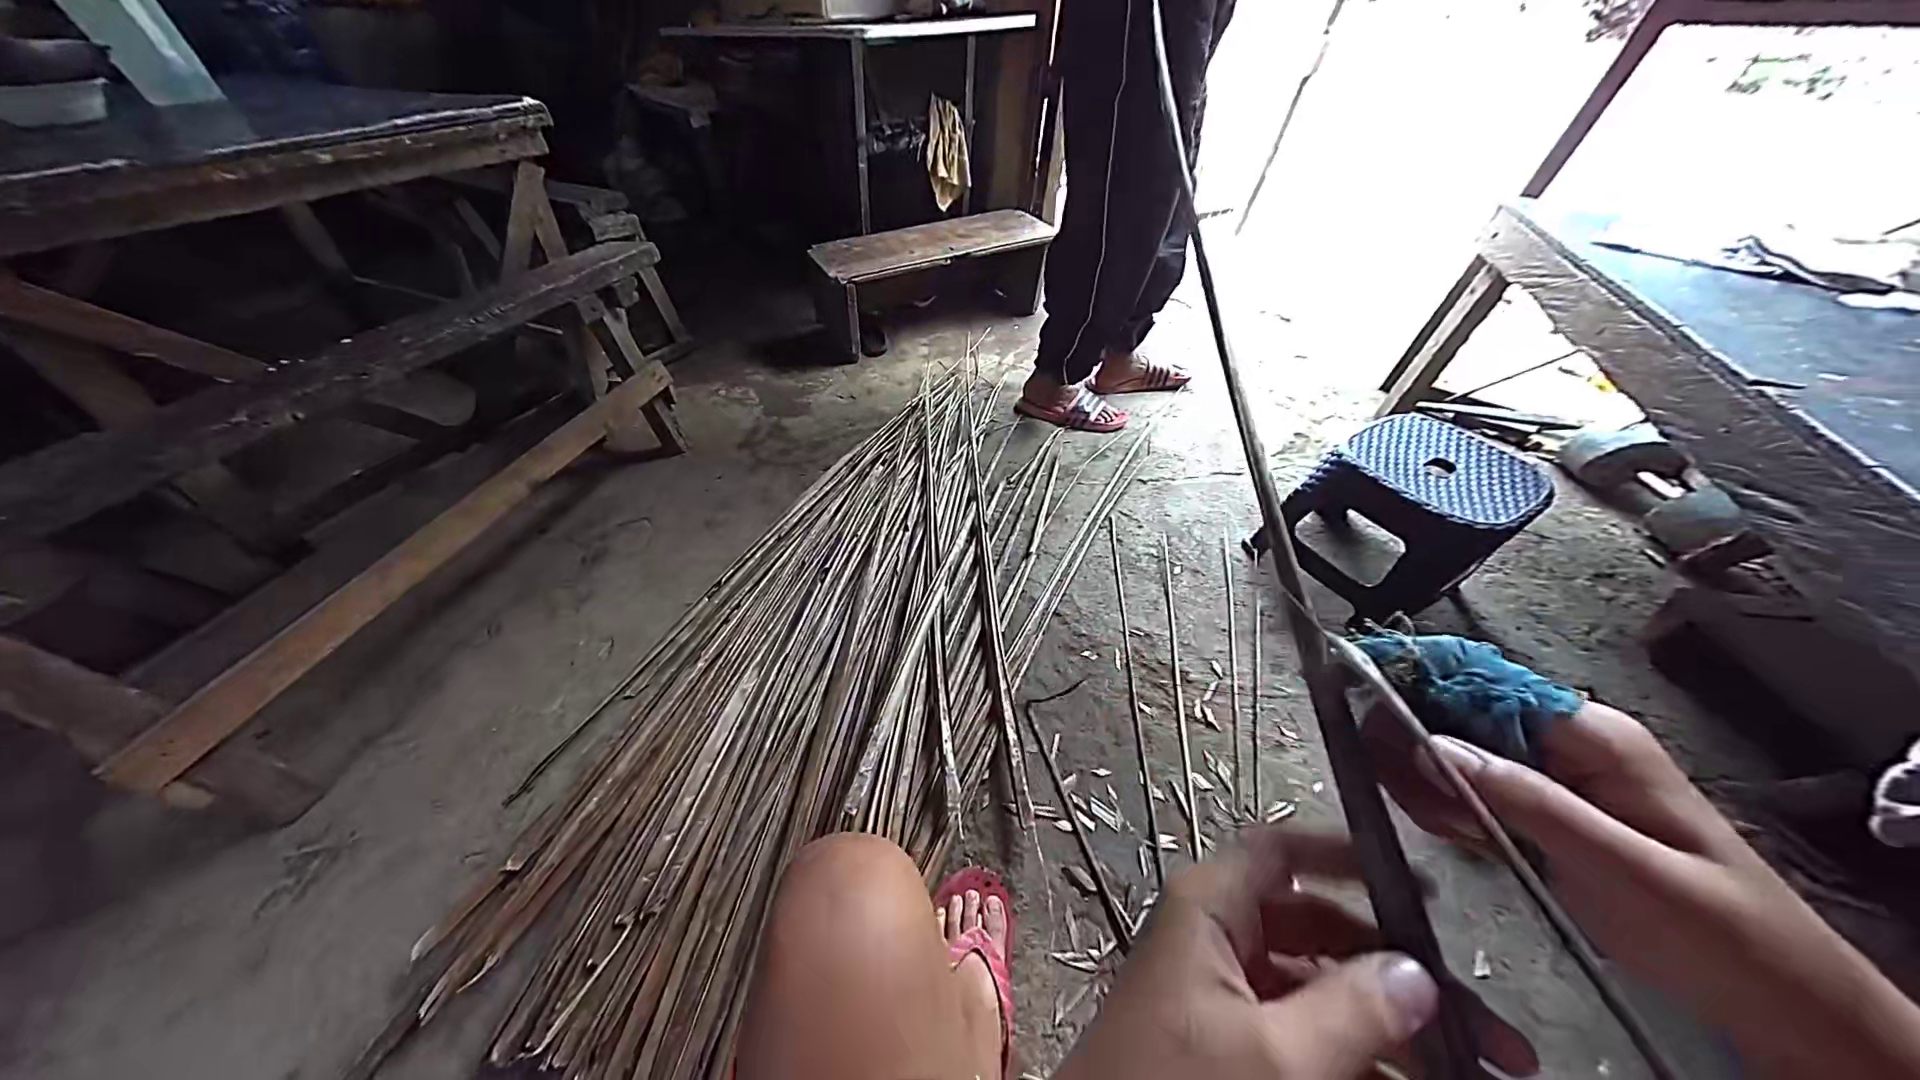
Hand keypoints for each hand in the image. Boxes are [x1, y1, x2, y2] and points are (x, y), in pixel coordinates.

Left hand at [1054, 828, 1536, 1079]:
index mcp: (1211, 906)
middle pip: (1316, 927)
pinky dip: (1354, 1055)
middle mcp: (1216, 933)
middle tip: (1489, 1031)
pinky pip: (1299, 1030)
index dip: (1345, 856)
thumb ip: (1352, 1010)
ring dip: (1388, 1025)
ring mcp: (1221, 987)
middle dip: (1396, 970)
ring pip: (1316, 986)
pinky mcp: (1226, 1037)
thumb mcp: (1276, 1056)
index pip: (1280, 852)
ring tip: (1478, 1071)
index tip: (1423, 891)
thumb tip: (1415, 972)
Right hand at [1371, 700, 1919, 1078]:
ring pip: (1446, 753)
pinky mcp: (1533, 807)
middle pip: (1451, 714)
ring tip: (1444, 826)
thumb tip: (1431, 744)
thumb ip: (1525, 799)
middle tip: (1406, 792)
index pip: (1480, 681)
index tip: (1362, 702)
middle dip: (1416, 749)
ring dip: (1428, 786)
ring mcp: (1544, 775)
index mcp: (1589, 734)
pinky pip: (1463, 789)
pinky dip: (1444, 808)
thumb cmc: (1721, 933)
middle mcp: (1559, 742)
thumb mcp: (1622, 866)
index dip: (1416, 682)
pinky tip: (1456, 834)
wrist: (1780, 1007)